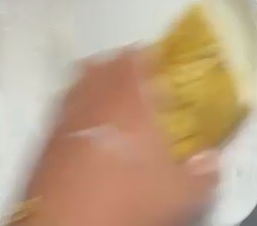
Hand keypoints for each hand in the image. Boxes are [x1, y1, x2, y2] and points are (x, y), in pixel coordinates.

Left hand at [17, 50, 218, 225]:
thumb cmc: (124, 201)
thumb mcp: (176, 195)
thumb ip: (202, 174)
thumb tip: (213, 160)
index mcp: (129, 96)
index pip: (139, 56)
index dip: (152, 58)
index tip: (163, 69)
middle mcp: (95, 95)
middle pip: (106, 64)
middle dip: (121, 69)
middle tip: (138, 86)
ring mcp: (65, 115)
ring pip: (81, 84)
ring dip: (95, 88)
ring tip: (110, 107)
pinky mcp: (43, 141)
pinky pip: (63, 113)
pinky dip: (76, 116)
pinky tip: (87, 139)